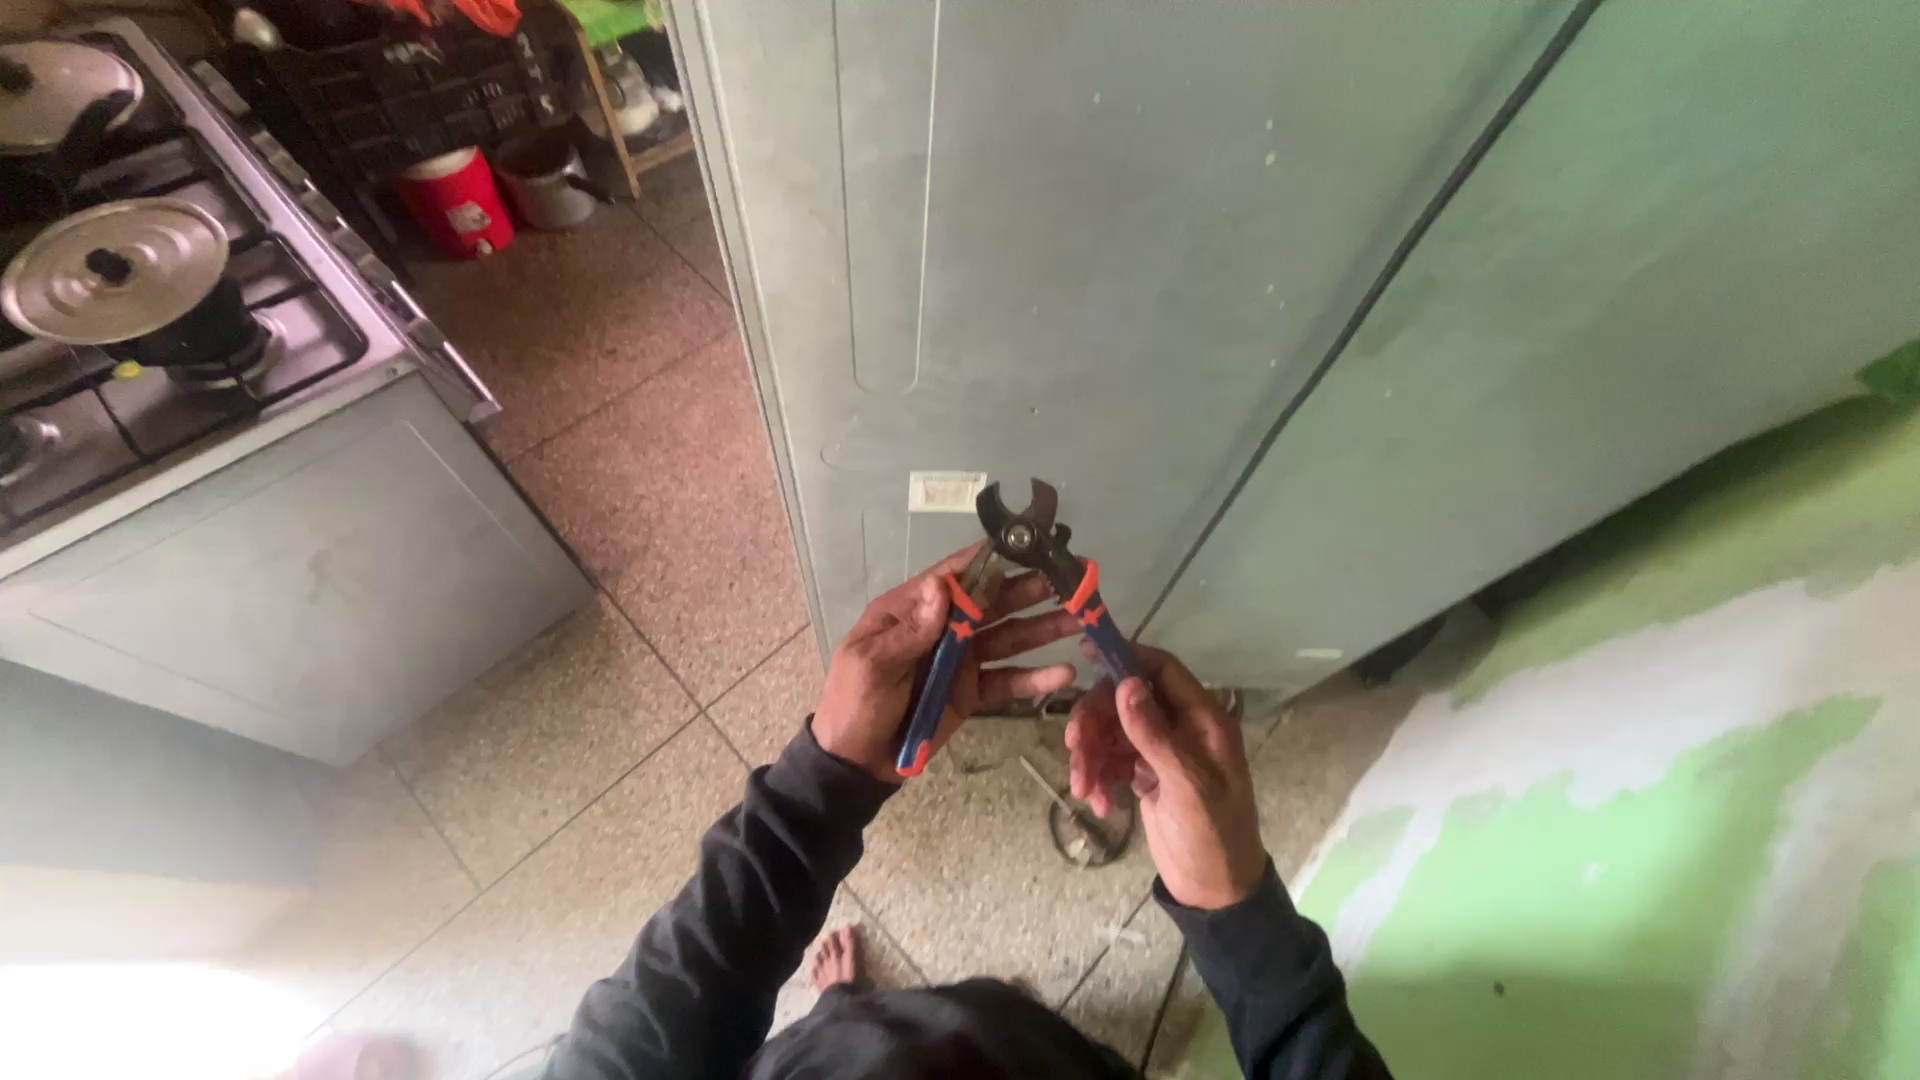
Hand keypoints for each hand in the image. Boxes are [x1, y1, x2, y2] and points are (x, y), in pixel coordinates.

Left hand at [814, 543, 1082, 783]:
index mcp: (913, 609)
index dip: (992, 559)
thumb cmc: (854, 703)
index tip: (1030, 545)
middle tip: (1075, 577)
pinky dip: (1035, 677)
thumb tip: (942, 585)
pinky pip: (1008, 679)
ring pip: (1010, 636)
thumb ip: (911, 630)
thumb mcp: (872, 663)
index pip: (955, 575)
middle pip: (993, 601)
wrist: (855, 762)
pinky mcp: (972, 691)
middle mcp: (943, 627)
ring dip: (1044, 627)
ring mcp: (961, 659)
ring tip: (1083, 618)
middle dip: (1032, 587)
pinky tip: (1064, 673)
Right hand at [1066, 646, 1264, 909]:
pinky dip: (1097, 775)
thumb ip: (1154, 734)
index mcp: (1203, 720)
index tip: (1086, 651)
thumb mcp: (1186, 785)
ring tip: (1082, 787)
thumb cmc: (1212, 835)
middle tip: (1074, 746)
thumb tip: (1126, 684)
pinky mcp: (1143, 773)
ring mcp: (1160, 750)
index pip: (1162, 669)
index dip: (1126, 656)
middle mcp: (1180, 727)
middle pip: (1125, 700)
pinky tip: (1095, 801)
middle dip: (1095, 720)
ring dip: (1091, 754)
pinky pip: (1110, 758)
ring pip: (1112, 729)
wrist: (1214, 892)